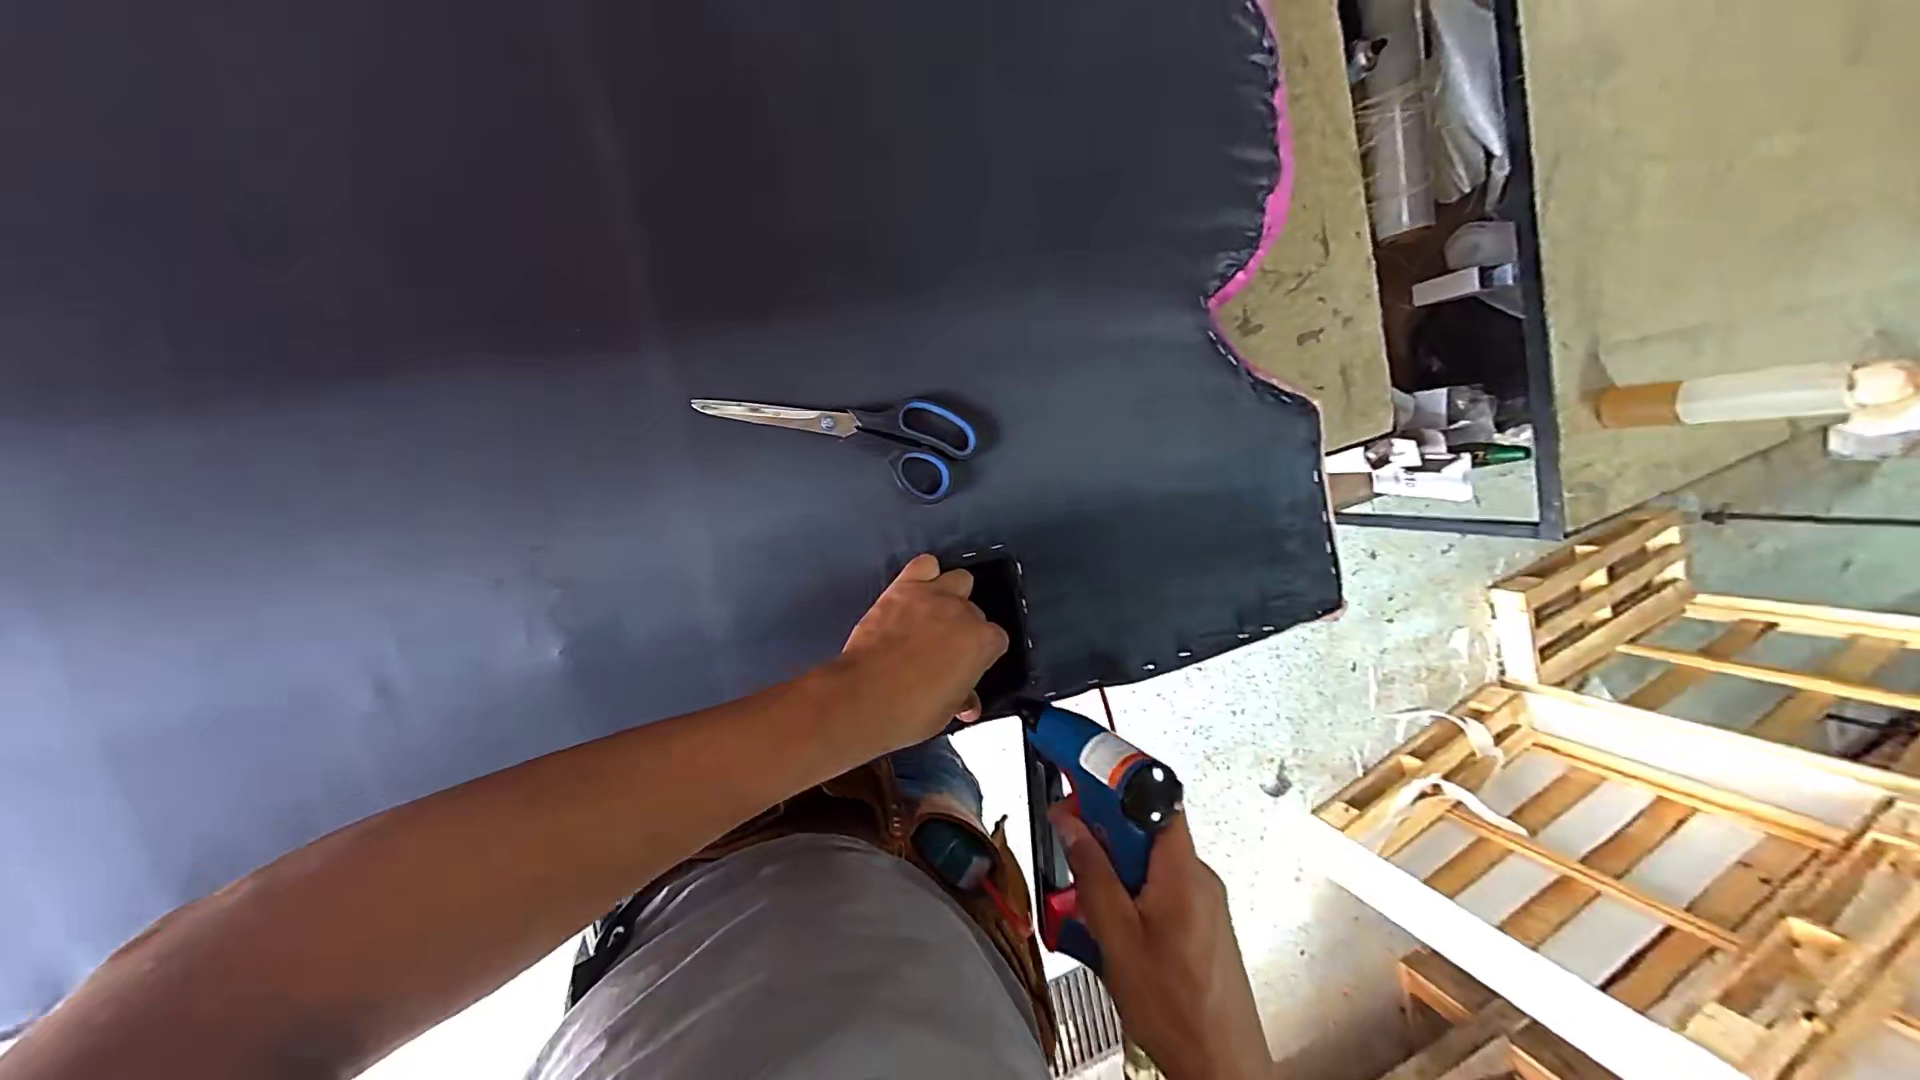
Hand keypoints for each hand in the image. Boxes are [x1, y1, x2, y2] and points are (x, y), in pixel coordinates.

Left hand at [833, 554, 1008, 755]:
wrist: (863, 698)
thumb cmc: (908, 710)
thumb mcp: (946, 711)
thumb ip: (962, 697)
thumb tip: (966, 701)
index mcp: (981, 642)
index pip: (996, 640)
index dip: (982, 654)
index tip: (969, 664)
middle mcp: (962, 612)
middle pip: (975, 611)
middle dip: (965, 628)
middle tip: (947, 648)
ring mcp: (932, 596)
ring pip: (959, 579)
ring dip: (953, 595)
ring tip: (938, 616)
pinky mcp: (903, 588)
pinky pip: (924, 564)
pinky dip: (925, 573)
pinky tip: (919, 592)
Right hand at [1051, 808, 1271, 1079]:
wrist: (1220, 1068)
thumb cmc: (1177, 1011)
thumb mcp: (1117, 936)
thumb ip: (1092, 872)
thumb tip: (1071, 824)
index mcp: (1183, 872)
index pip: (1154, 798)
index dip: (1114, 786)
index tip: (1081, 787)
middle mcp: (1199, 877)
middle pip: (1146, 829)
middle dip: (1106, 839)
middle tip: (1077, 860)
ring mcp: (1204, 899)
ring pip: (1150, 860)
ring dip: (1116, 872)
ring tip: (1095, 909)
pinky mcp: (1202, 920)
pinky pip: (1162, 885)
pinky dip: (1133, 893)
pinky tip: (1117, 927)